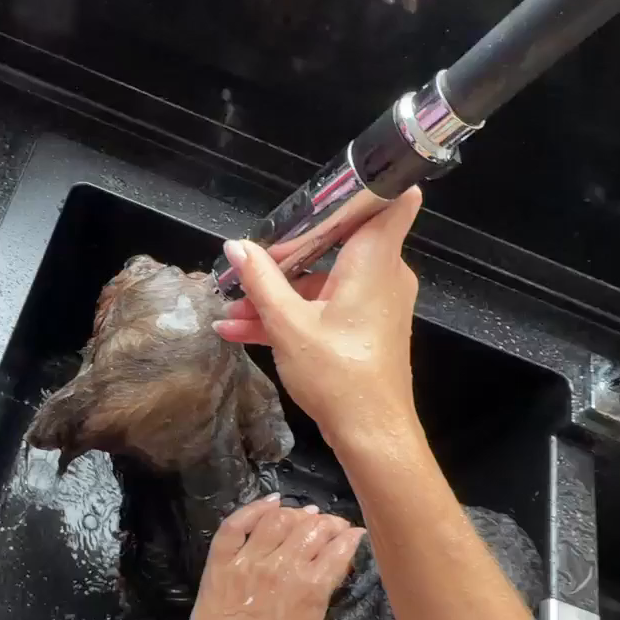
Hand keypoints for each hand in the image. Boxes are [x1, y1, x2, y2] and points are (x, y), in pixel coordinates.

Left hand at [172, 497, 362, 619]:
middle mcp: (283, 569)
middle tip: (330, 526)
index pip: (339, 550)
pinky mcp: (219, 564)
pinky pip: (235, 525)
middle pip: (312, 528)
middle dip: (327, 523)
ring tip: (302, 515)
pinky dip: (253, 509)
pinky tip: (269, 502)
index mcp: (312, 592)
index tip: (354, 535)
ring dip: (294, 514)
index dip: (351, 538)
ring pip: (277, 520)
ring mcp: (248, 563)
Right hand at [214, 188, 424, 450]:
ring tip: (229, 311)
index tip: (320, 191)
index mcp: (373, 260)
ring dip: (277, 294)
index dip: (360, 186)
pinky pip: (324, 307)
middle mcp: (381, 274)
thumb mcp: (288, 326)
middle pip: (336, 243)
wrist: (370, 432)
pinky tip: (241, 330)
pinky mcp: (364, 328)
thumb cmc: (337, 374)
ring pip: (321, 282)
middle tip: (246, 267)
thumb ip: (261, 281)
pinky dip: (291, 314)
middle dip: (286, 255)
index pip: (390, 199)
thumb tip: (236, 247)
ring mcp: (374, 303)